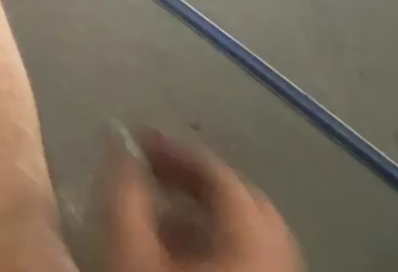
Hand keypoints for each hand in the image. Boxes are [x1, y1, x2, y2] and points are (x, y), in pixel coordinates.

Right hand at [101, 127, 302, 271]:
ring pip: (252, 236)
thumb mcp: (127, 247)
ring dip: (205, 211)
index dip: (178, 151)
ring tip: (157, 208)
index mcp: (250, 243)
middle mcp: (279, 264)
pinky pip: (252, 261)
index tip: (135, 138)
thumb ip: (121, 186)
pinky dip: (217, 241)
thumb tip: (117, 138)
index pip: (223, 179)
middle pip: (247, 205)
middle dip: (196, 179)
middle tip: (150, 167)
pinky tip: (177, 250)